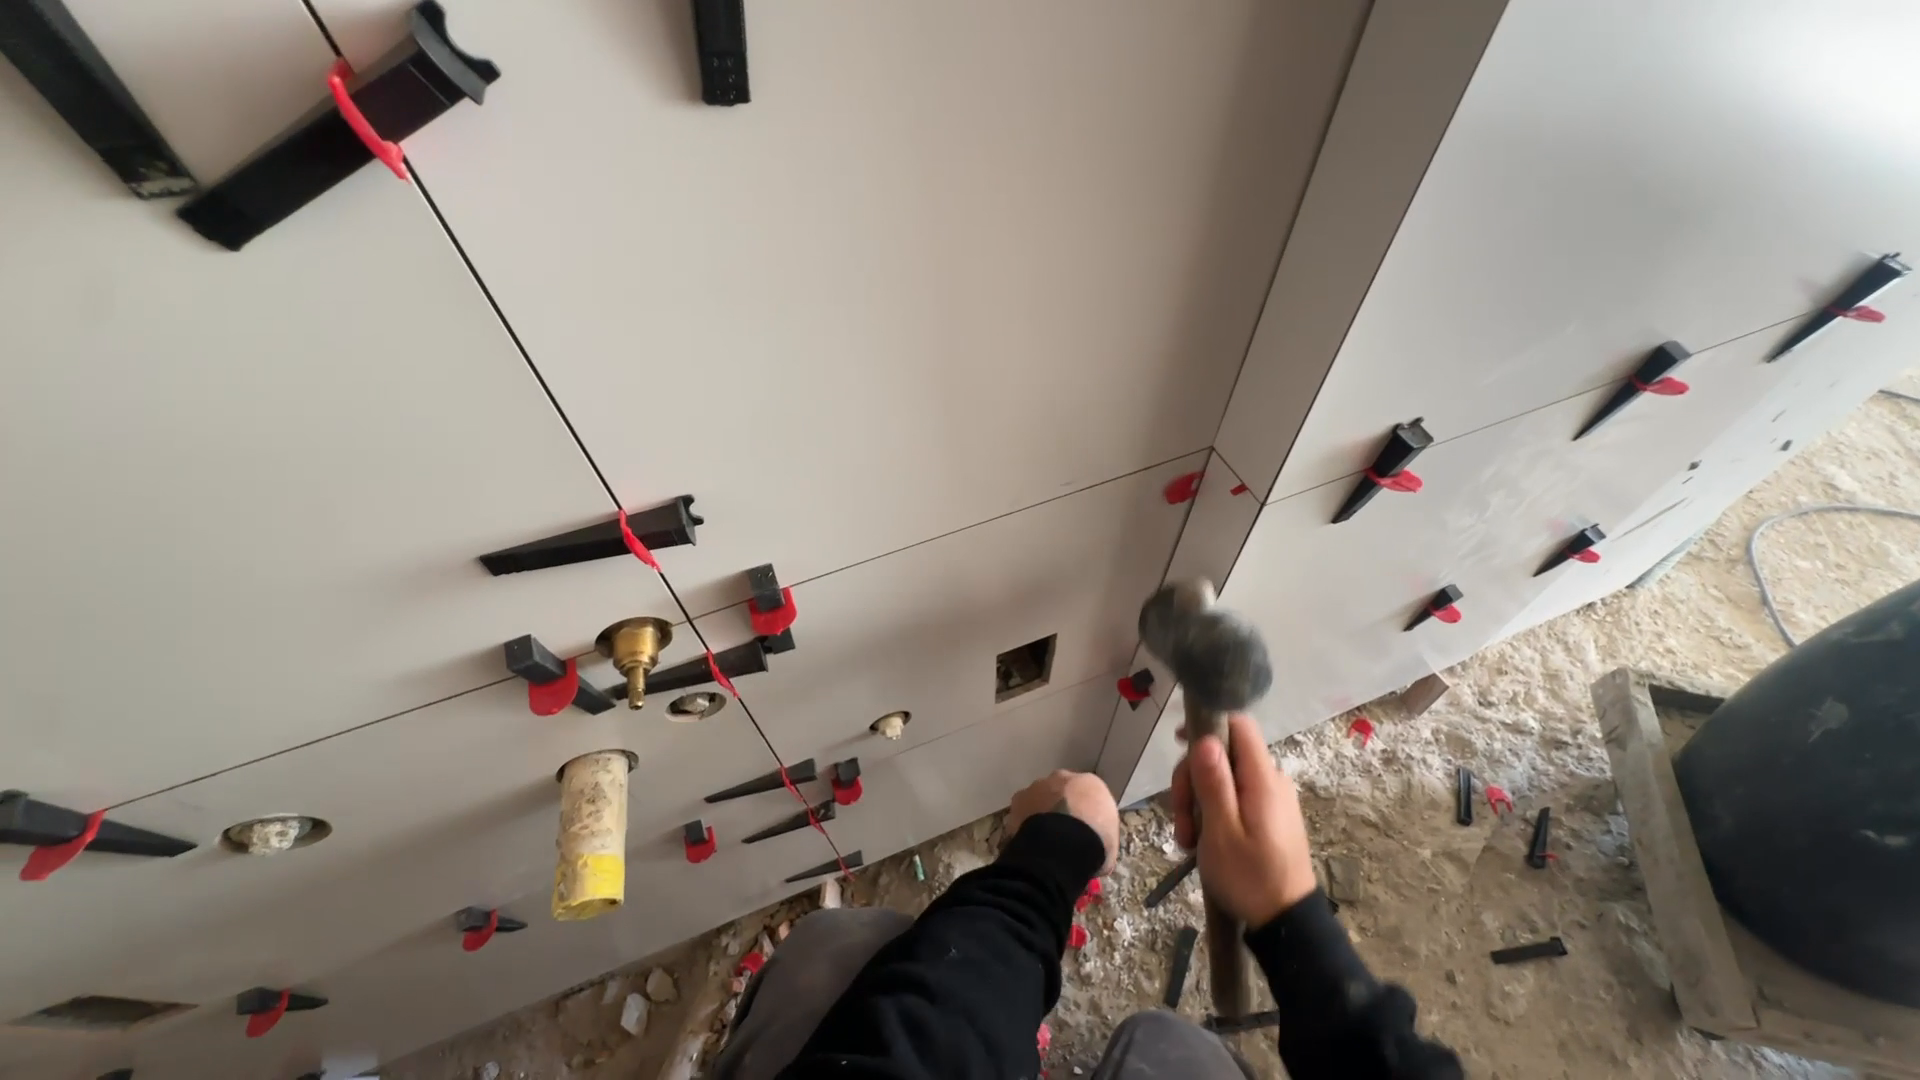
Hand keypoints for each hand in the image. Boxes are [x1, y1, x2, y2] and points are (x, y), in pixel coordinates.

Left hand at [1007, 770, 1120, 874]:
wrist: (1063, 843)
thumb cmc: (1095, 842)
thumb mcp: (1110, 842)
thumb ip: (1101, 834)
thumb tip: (1091, 846)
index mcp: (1091, 784)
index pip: (1089, 796)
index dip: (1084, 815)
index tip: (1083, 831)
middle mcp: (1063, 777)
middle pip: (1061, 792)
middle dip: (1061, 808)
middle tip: (1062, 834)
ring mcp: (1038, 786)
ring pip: (1039, 798)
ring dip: (1040, 813)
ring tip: (1043, 840)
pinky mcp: (1019, 799)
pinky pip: (1022, 811)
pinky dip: (1024, 823)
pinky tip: (1029, 841)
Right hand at [1170, 713, 1316, 926]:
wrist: (1286, 923)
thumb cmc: (1249, 877)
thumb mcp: (1221, 831)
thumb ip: (1214, 782)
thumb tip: (1205, 739)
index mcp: (1262, 778)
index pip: (1239, 724)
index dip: (1207, 725)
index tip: (1178, 745)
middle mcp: (1271, 780)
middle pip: (1224, 754)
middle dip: (1193, 780)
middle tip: (1181, 821)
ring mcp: (1272, 798)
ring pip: (1225, 778)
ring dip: (1199, 802)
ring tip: (1189, 840)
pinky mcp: (1270, 815)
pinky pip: (1236, 797)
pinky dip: (1214, 812)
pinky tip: (1203, 841)